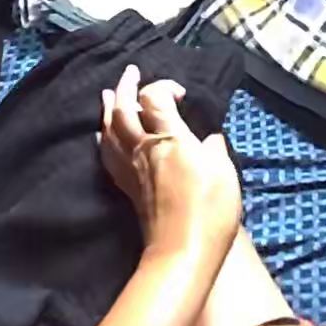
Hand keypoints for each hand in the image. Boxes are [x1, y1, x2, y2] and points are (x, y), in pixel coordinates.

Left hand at [99, 64, 240, 259]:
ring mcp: (132, 168)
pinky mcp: (127, 188)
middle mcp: (144, 147)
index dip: (164, 86)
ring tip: (106, 95)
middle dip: (125, 86)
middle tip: (131, 72)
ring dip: (108, 108)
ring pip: (110, 130)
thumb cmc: (209, 209)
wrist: (182, 253)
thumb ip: (213, 148)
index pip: (155, 98)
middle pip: (123, 109)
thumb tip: (207, 139)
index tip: (180, 92)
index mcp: (169, 137)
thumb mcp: (223, 171)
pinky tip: (102, 135)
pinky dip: (103, 139)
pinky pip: (108, 155)